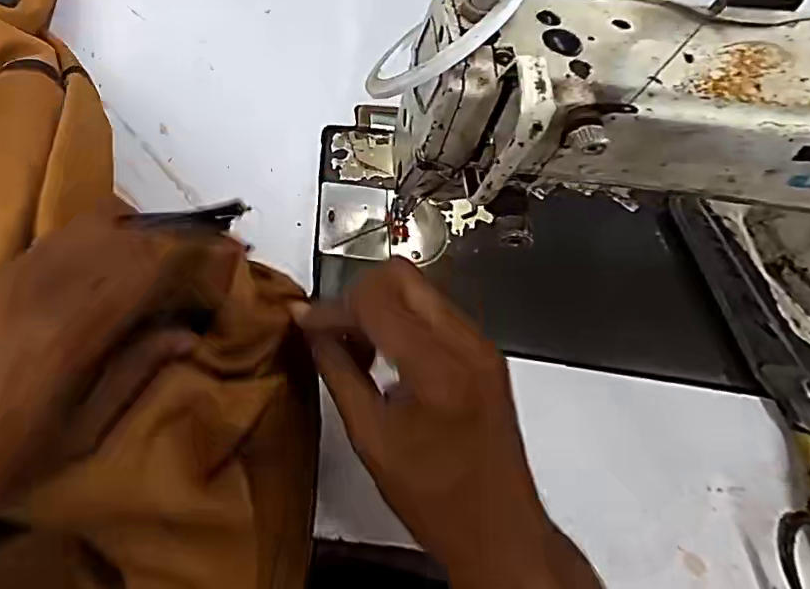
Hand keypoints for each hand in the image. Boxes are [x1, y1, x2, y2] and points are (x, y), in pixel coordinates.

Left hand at [0, 208, 237, 588]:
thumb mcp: (80, 428)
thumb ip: (138, 368)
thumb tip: (188, 332)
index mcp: (75, 323)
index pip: (154, 264)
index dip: (200, 253)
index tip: (234, 252)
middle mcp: (53, 278)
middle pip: (136, 235)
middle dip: (184, 239)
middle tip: (215, 254)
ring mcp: (27, 265)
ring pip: (103, 219)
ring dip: (146, 228)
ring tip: (169, 256)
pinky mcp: (9, 266)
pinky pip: (72, 229)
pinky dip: (111, 230)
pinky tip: (118, 259)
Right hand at [296, 259, 600, 588]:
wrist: (501, 534)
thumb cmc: (439, 501)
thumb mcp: (370, 437)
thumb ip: (337, 371)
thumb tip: (311, 330)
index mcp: (437, 370)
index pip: (373, 301)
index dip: (332, 307)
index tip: (308, 320)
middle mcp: (466, 346)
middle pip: (398, 276)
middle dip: (358, 294)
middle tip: (336, 328)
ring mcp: (480, 345)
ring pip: (417, 286)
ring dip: (381, 304)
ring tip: (361, 346)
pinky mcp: (485, 350)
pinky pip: (434, 308)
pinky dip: (403, 317)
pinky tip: (388, 353)